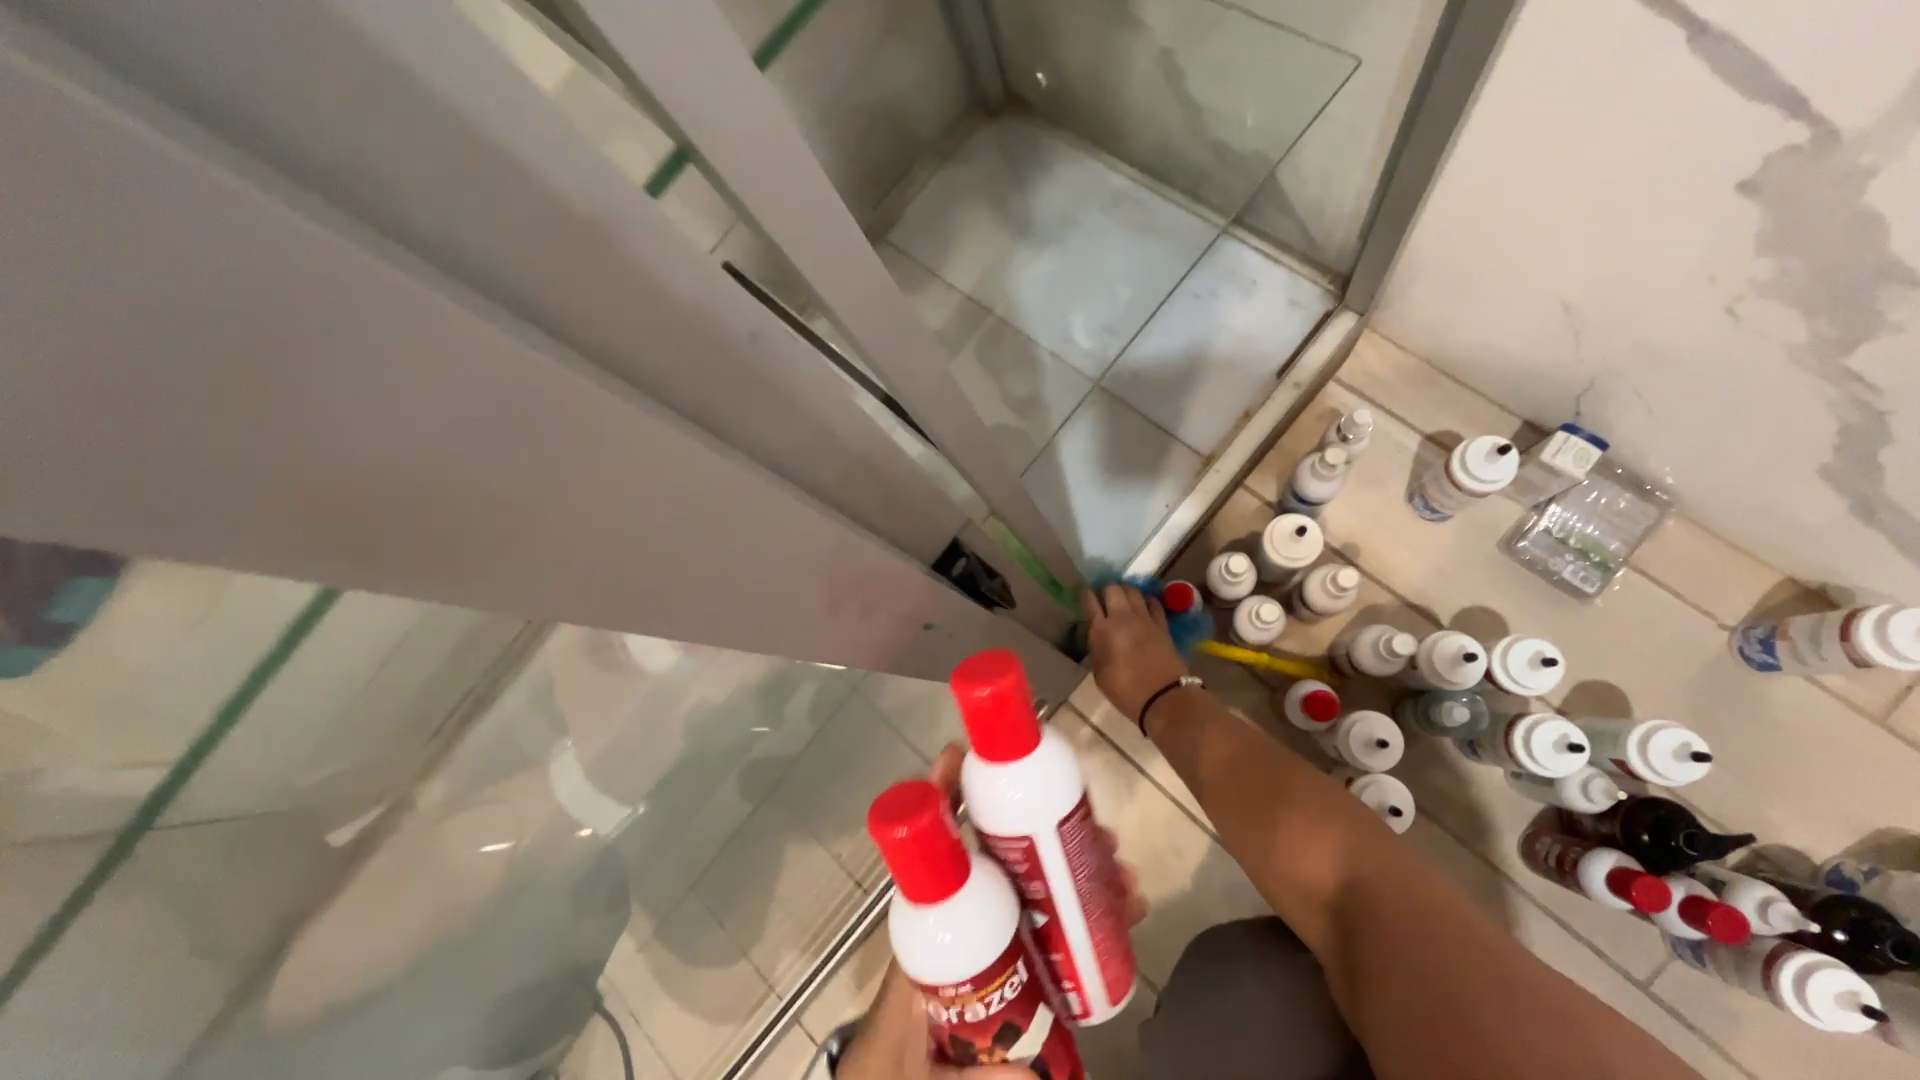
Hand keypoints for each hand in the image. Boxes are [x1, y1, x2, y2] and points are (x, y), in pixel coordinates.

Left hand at [838, 744, 1144, 1079]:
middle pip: (1001, 863)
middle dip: (1050, 840)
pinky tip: (1113, 918)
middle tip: (1105, 839)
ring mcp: (984, 941)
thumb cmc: (887, 1072)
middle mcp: (957, 921)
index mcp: (926, 930)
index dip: (944, 800)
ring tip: (1126, 881)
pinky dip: (1078, 919)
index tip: (960, 757)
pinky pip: (1041, 930)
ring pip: (1031, 891)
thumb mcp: (913, 1078)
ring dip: (1078, 877)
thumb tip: (1030, 1071)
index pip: (935, 854)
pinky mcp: (1004, 967)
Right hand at [1082, 584, 1190, 726]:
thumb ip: (1096, 649)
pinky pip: (1153, 602)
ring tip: (1123, 598)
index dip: (1087, 596)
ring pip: (1133, 590)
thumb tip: (1098, 635)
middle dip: (1106, 590)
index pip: (1091, 602)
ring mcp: (1145, 619)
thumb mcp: (1100, 673)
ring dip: (1126, 591)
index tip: (1086, 596)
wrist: (1163, 697)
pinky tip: (1144, 605)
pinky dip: (1146, 600)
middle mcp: (1122, 617)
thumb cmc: (1125, 690)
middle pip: (1113, 589)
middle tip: (1105, 598)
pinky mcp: (1162, 624)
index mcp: (1102, 630)